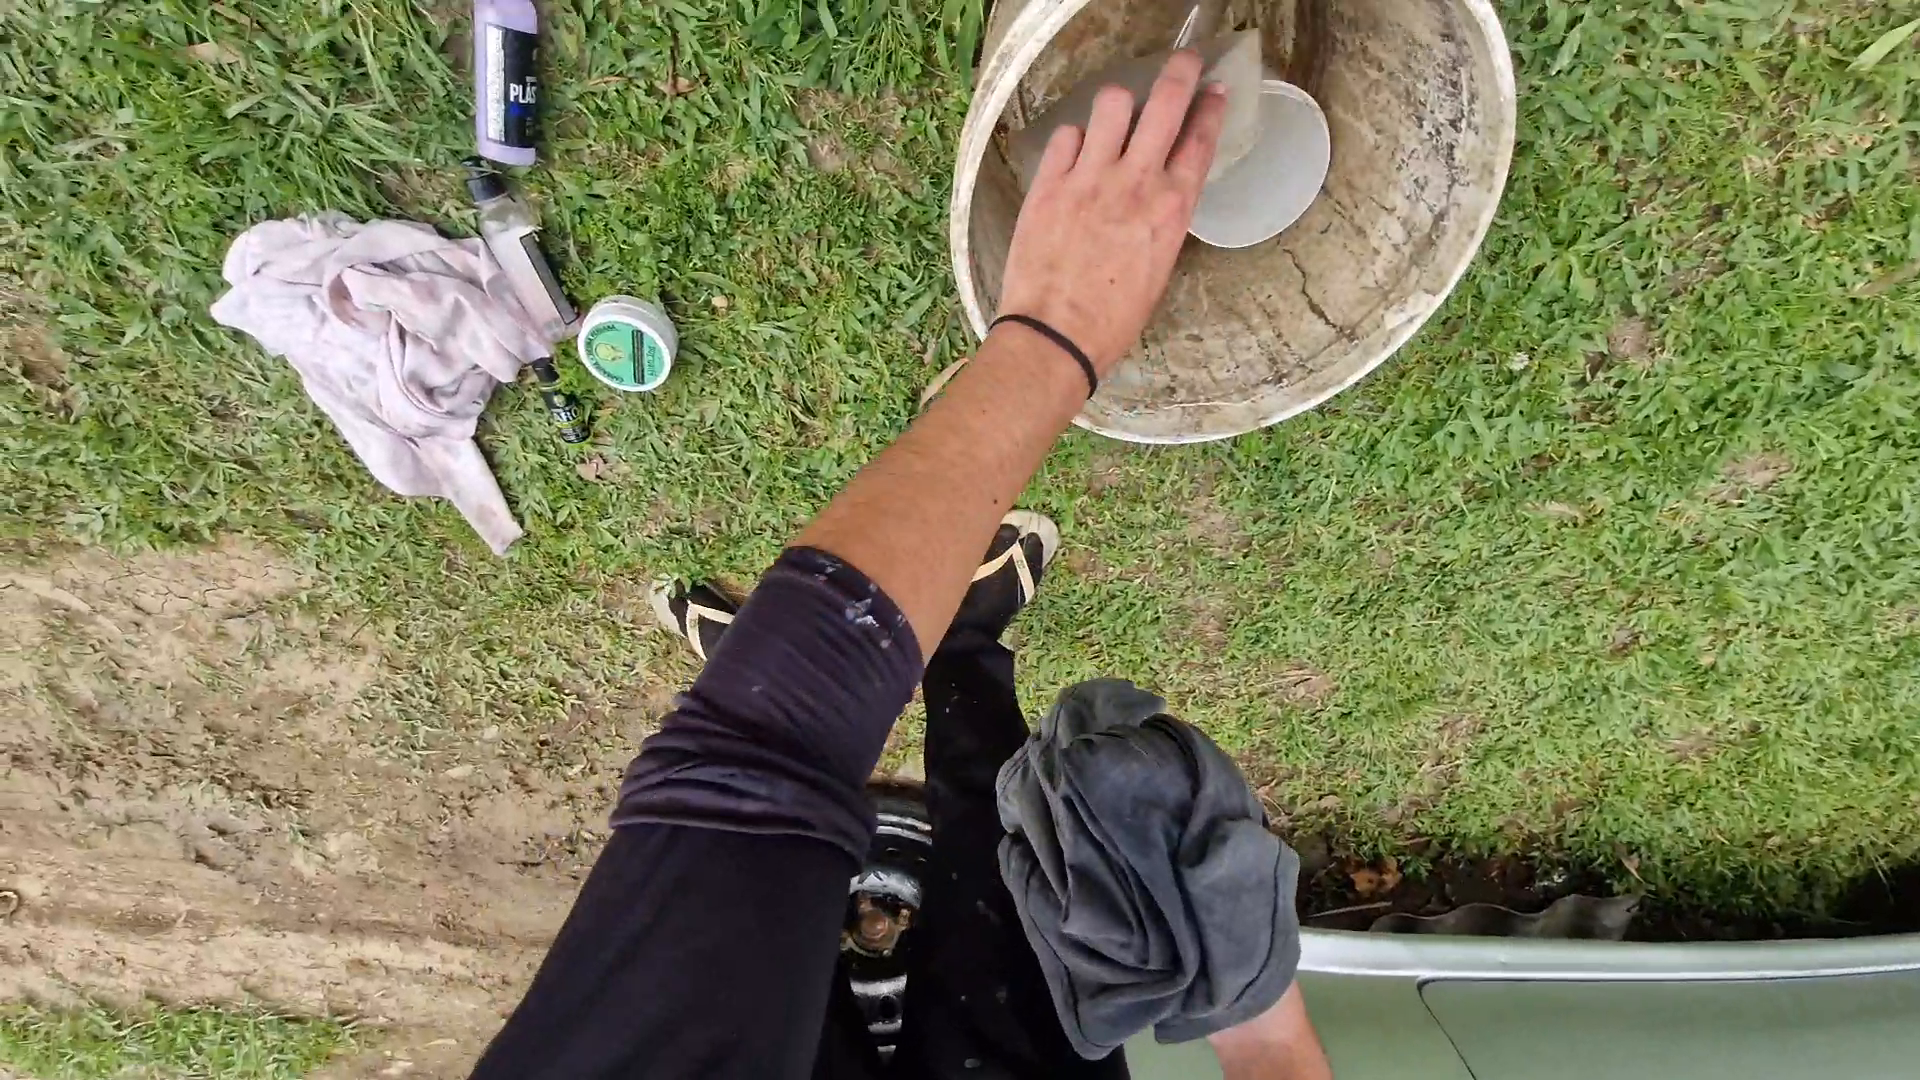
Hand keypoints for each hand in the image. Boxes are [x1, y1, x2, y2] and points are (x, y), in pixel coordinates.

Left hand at [996, 49, 1227, 376]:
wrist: (1054, 339)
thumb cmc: (1109, 324)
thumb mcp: (1155, 275)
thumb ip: (1159, 226)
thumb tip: (1153, 202)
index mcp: (1171, 209)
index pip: (1200, 139)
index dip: (1209, 107)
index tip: (1212, 91)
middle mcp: (1135, 183)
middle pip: (1166, 101)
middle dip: (1180, 72)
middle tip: (1183, 64)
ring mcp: (1088, 179)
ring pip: (1112, 104)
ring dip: (1118, 106)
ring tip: (1113, 120)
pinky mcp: (1048, 185)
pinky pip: (1065, 136)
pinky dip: (1073, 139)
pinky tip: (1073, 155)